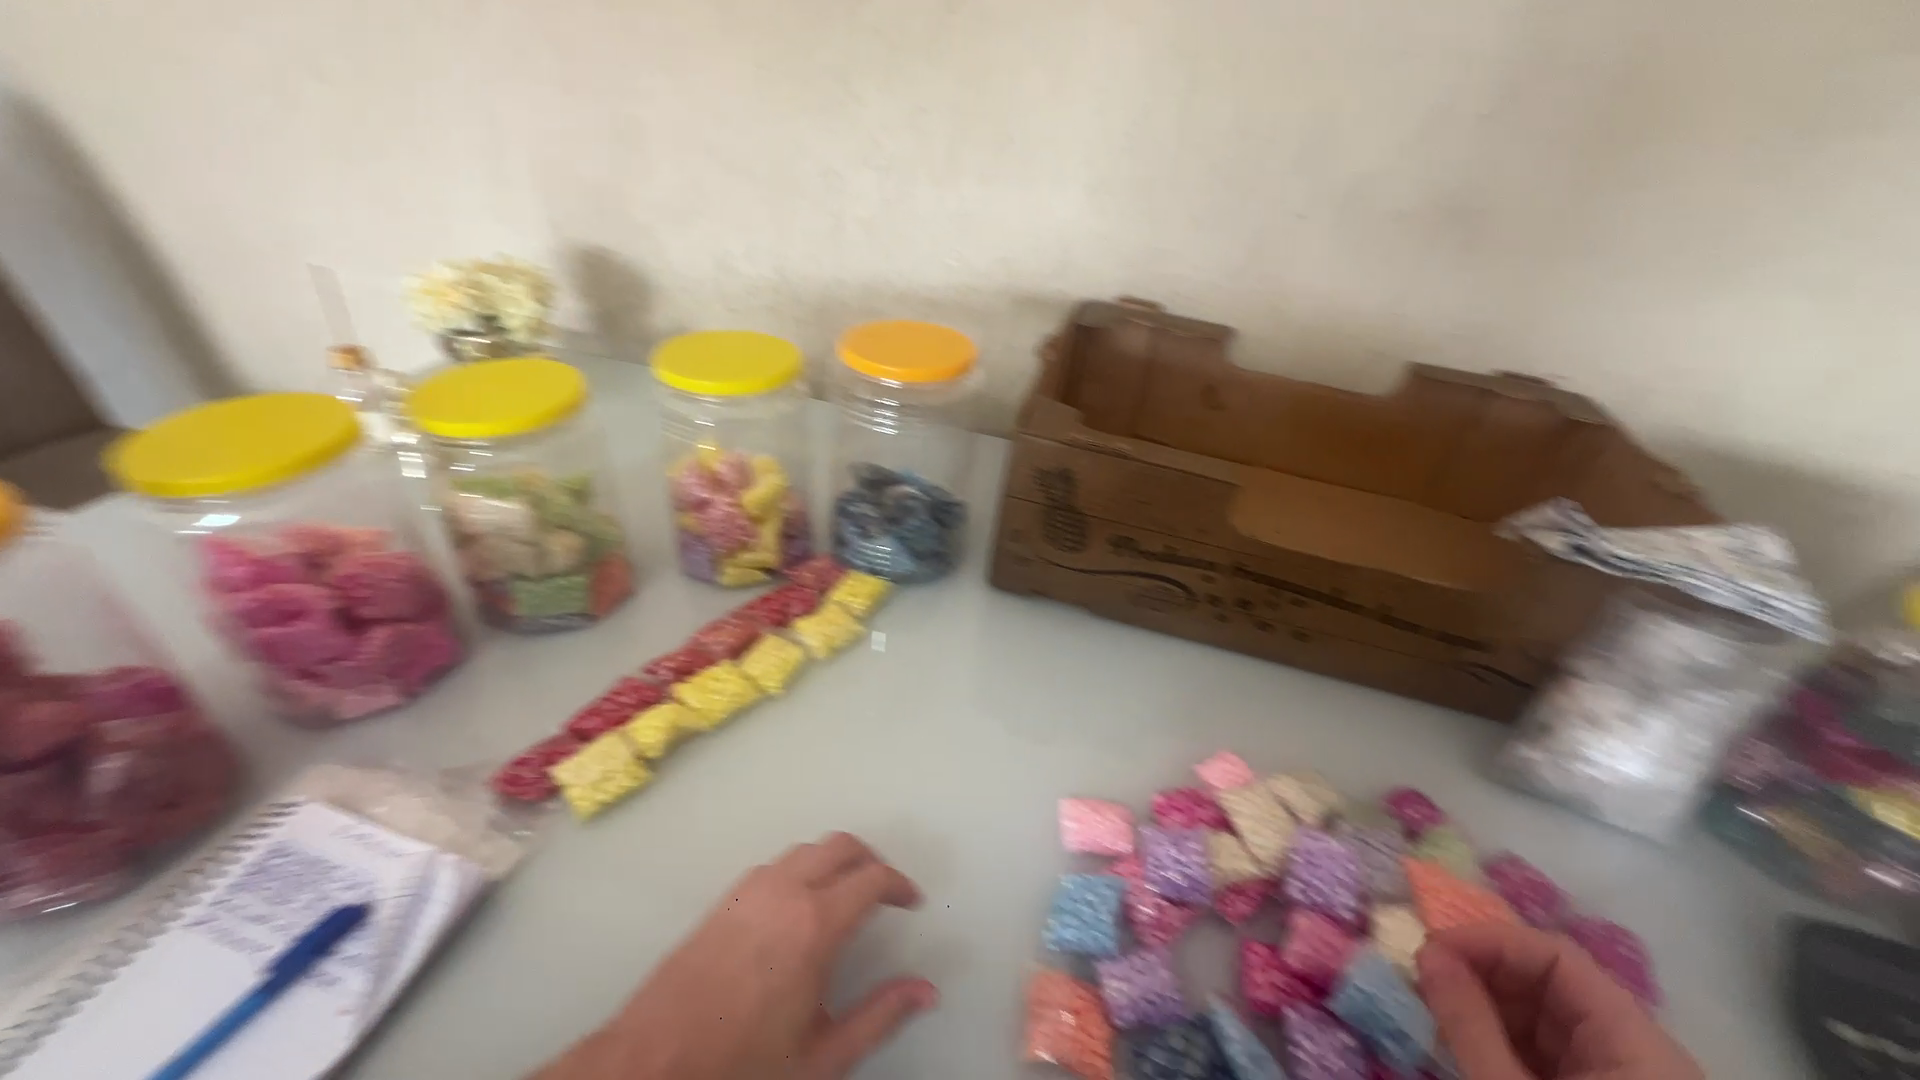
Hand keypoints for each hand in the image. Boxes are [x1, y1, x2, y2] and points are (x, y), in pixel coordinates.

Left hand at [536, 833, 936, 1079]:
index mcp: (814, 923)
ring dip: (833, 861)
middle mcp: (783, 892)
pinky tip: (799, 906)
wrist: (655, 1062)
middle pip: (840, 845)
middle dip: (871, 859)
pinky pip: (773, 865)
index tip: (910, 902)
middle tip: (884, 890)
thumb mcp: (823, 1054)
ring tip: (846, 895)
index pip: (872, 878)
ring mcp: (749, 891)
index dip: (899, 885)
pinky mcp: (723, 900)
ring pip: (804, 850)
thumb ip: (880, 1016)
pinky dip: (800, 869)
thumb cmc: (743, 1060)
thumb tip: (925, 991)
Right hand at [1416, 924, 1701, 1079]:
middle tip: (1424, 974)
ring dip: (1486, 1003)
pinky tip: (1464, 1037)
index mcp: (1639, 1042)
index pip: (1557, 956)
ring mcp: (1620, 1076)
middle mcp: (1639, 1050)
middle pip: (1551, 984)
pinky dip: (1501, 1037)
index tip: (1430, 946)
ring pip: (1544, 1017)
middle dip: (1482, 971)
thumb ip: (1471, 1024)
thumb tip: (1426, 952)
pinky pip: (1547, 1051)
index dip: (1489, 940)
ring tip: (1435, 1004)